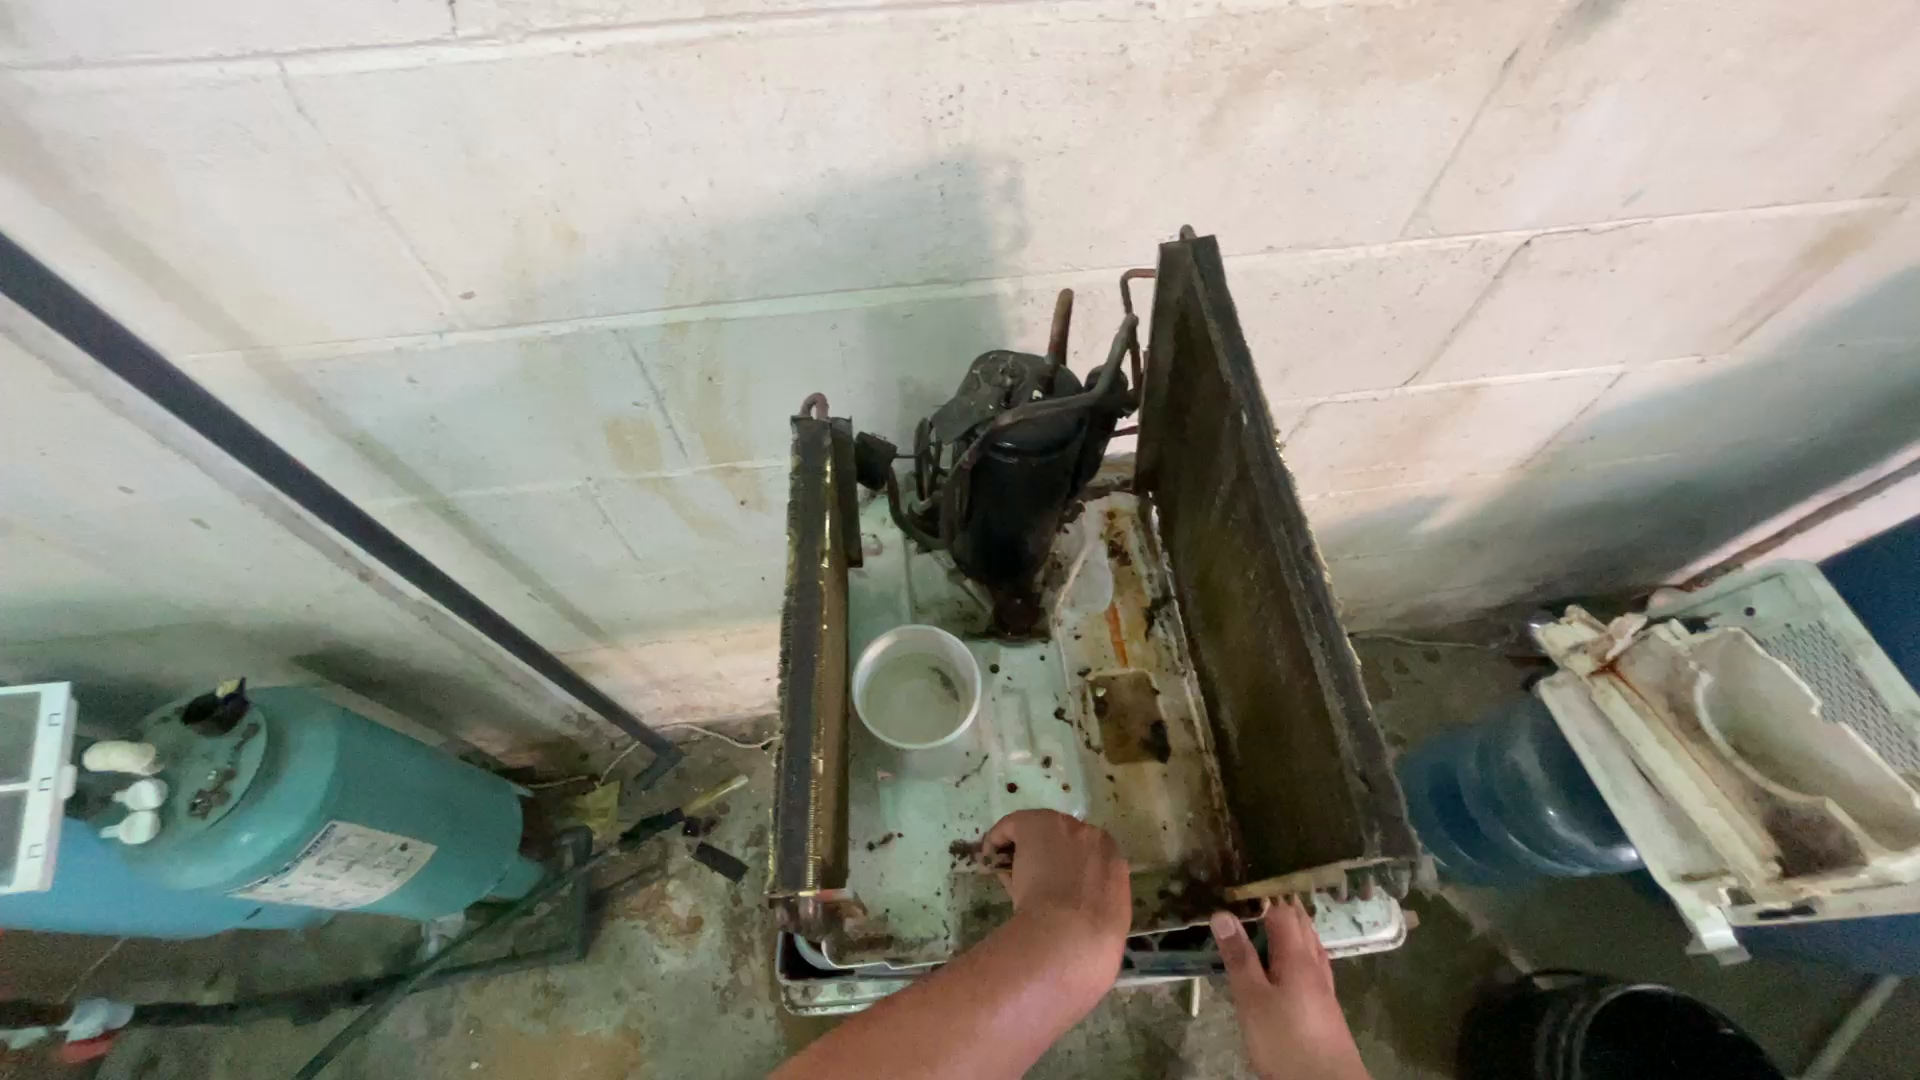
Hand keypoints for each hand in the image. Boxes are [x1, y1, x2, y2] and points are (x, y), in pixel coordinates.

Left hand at [979, 810, 1130, 962]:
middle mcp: (1091, 836)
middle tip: (1031, 878)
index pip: (1087, 855)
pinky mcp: (1032, 823)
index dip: (1067, 868)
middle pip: (1064, 838)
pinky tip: (989, 859)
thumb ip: (1098, 907)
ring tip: (1008, 872)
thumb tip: (1081, 915)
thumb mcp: (1108, 923)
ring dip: (1025, 848)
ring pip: (1039, 830)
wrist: (1071, 936)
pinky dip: (998, 840)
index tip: (1053, 884)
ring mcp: (1062, 827)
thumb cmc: (1093, 943)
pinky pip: (1012, 826)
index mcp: (1114, 860)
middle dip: (1048, 855)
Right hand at [1211, 898, 1370, 1079]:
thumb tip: (1222, 913)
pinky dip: (1300, 954)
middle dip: (1282, 908)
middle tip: (1256, 897)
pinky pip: (1314, 967)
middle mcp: (1315, 967)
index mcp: (1297, 958)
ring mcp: (1324, 990)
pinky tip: (1292, 966)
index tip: (1241, 888)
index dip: (1264, 897)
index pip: (1283, 913)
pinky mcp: (1326, 1010)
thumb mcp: (1252, 1000)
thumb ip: (1239, 957)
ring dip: (1295, 930)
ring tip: (1273, 923)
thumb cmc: (1286, 1041)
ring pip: (1311, 947)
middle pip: (1302, 927)